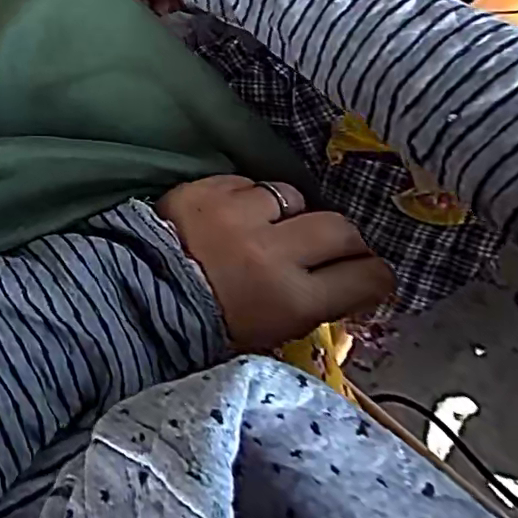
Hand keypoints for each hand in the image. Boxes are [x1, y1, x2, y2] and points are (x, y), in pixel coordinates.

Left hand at [159, 175, 393, 352]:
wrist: (141, 293)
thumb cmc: (206, 325)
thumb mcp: (267, 335)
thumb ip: (310, 311)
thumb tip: (346, 294)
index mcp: (291, 299)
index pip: (364, 278)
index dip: (376, 275)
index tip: (372, 274)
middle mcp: (273, 250)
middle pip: (339, 228)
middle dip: (343, 238)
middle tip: (331, 245)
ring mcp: (240, 212)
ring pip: (291, 195)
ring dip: (288, 211)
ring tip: (270, 224)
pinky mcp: (210, 188)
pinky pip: (248, 182)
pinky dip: (248, 196)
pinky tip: (234, 213)